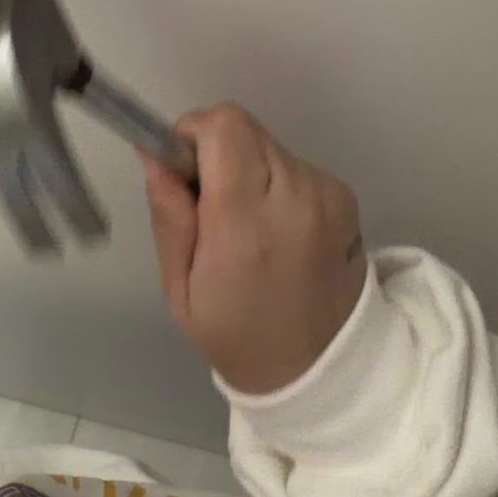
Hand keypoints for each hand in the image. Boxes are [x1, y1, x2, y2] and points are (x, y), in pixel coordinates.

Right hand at [142, 105, 369, 395]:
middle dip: (213, 149)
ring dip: (244, 167)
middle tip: (207, 201)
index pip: (222, 128)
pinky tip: (275, 228)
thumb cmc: (237, 334)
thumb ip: (168, 214)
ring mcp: (326, 194)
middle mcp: (295, 199)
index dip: (191, 133)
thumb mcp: (179, 288)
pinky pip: (291, 163)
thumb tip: (153, 152)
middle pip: (242, 126)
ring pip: (265, 143)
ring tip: (245, 223)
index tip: (182, 169)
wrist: (327, 370)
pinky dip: (272, 181)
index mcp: (247, 225)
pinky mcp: (344, 195)